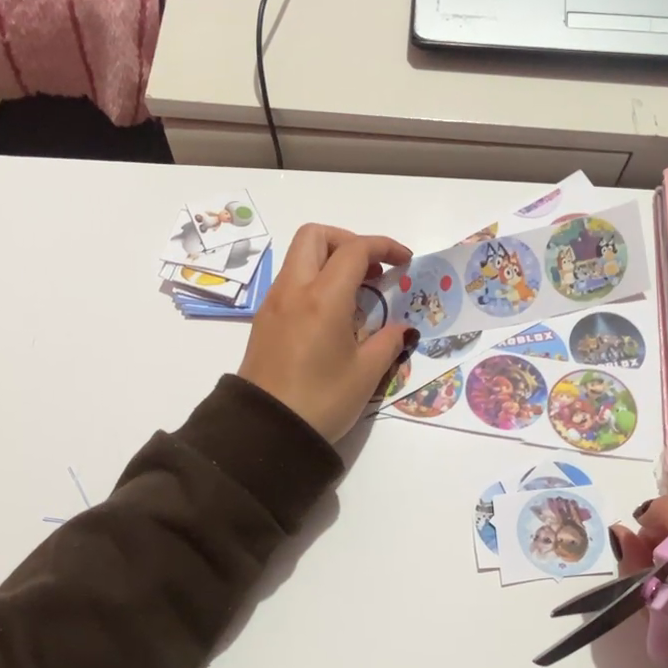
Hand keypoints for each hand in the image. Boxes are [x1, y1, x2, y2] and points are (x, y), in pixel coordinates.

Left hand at [238, 224, 416, 442]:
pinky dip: (313, 281)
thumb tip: (401, 329)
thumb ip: (388, 343)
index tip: (404, 262)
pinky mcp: (264, 322)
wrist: (267, 431)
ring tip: (356, 293)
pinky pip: (290, 283)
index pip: (354, 250)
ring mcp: (273, 304)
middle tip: (371, 269)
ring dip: (328, 261)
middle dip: (347, 241)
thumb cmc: (321, 402)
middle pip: (315, 237)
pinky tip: (332, 314)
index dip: (383, 247)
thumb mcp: (365, 374)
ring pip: (298, 257)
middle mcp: (293, 290)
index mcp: (323, 298)